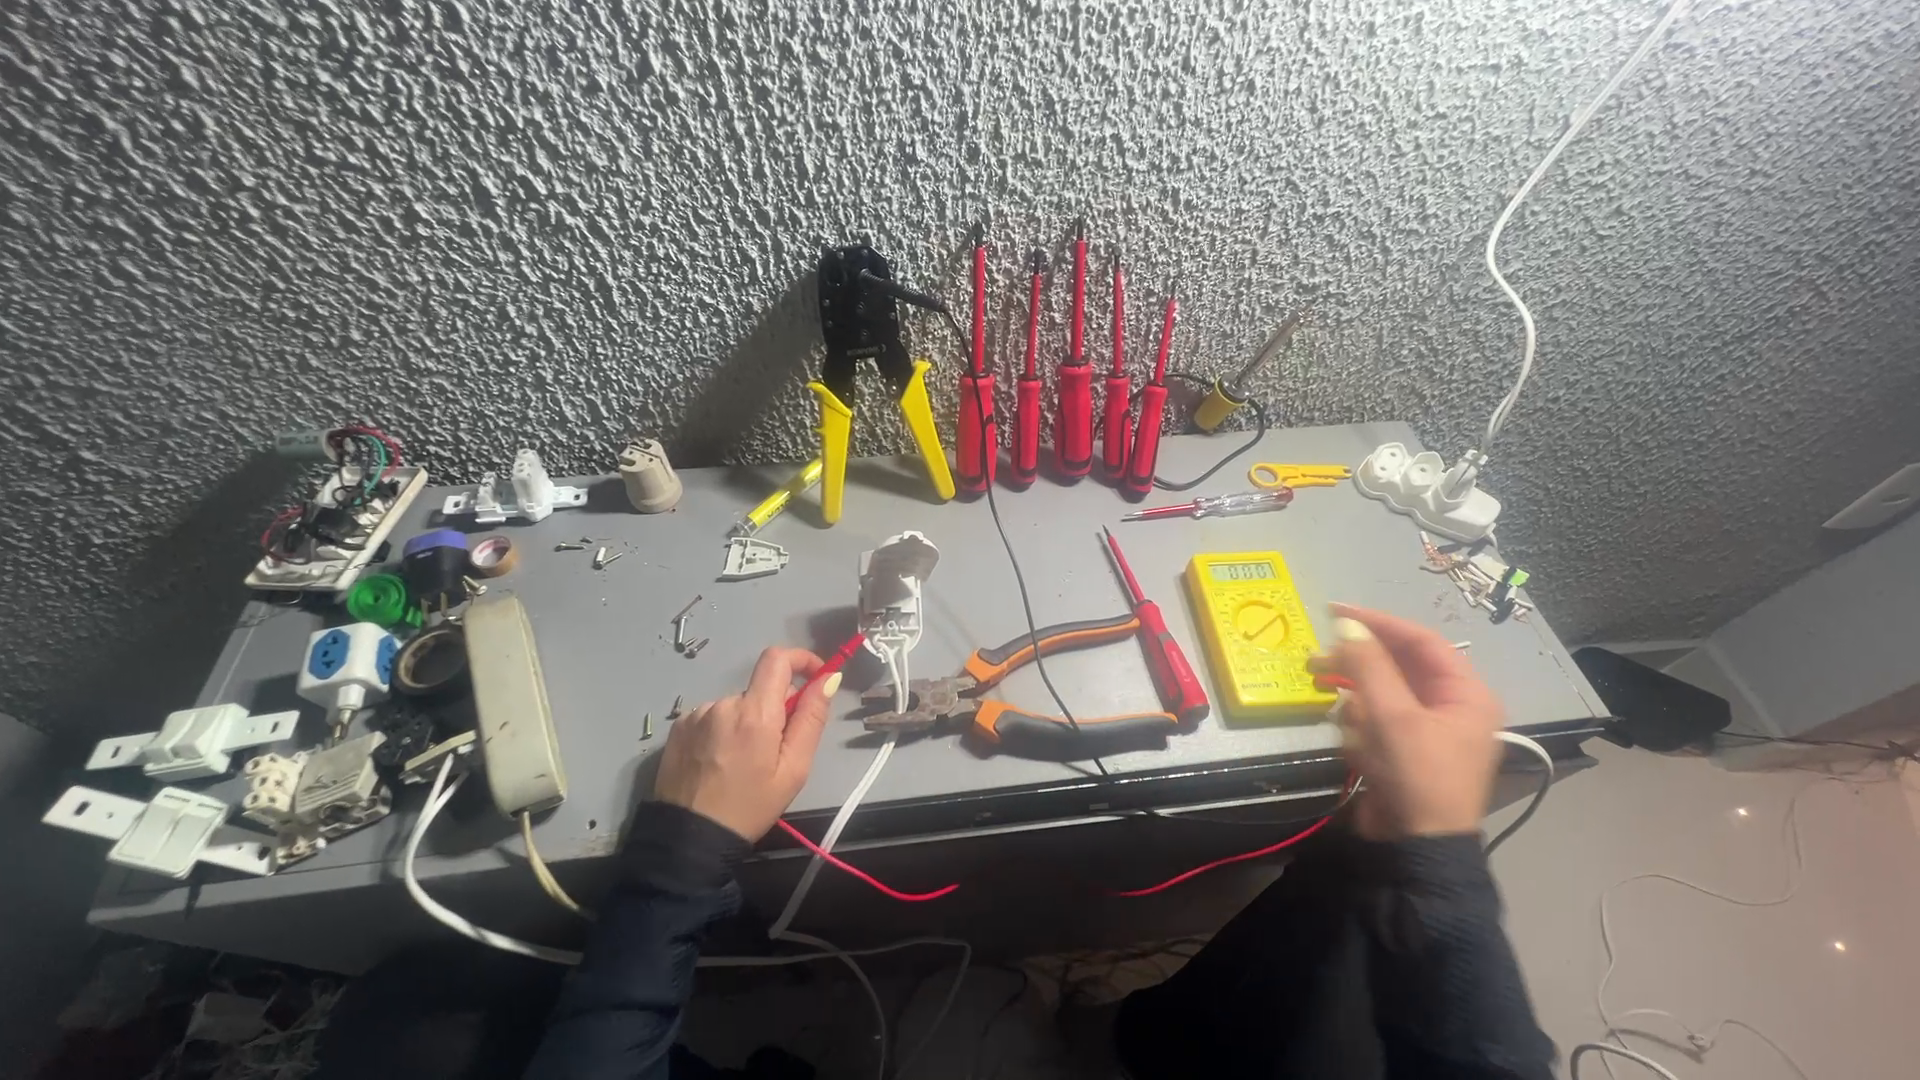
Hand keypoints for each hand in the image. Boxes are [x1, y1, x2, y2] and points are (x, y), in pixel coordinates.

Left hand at [653, 647, 841, 841]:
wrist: (689, 839)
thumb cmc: (750, 807)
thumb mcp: (793, 769)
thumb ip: (811, 718)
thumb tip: (828, 678)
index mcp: (755, 712)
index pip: (778, 658)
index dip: (801, 659)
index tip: (814, 677)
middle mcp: (723, 703)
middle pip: (759, 689)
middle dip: (775, 709)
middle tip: (776, 750)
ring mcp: (696, 714)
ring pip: (736, 705)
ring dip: (747, 722)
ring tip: (743, 762)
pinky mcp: (678, 727)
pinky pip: (712, 717)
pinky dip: (723, 731)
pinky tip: (719, 762)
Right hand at [1312, 603, 1503, 839]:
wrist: (1417, 848)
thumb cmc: (1416, 776)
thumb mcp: (1392, 717)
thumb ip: (1368, 666)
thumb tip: (1347, 623)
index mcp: (1466, 694)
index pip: (1421, 641)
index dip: (1378, 622)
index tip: (1335, 612)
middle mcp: (1450, 706)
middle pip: (1400, 665)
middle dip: (1358, 661)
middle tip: (1317, 657)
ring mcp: (1426, 729)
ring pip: (1382, 691)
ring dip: (1354, 693)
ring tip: (1323, 693)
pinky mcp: (1403, 749)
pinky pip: (1376, 718)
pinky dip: (1357, 719)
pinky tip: (1347, 733)